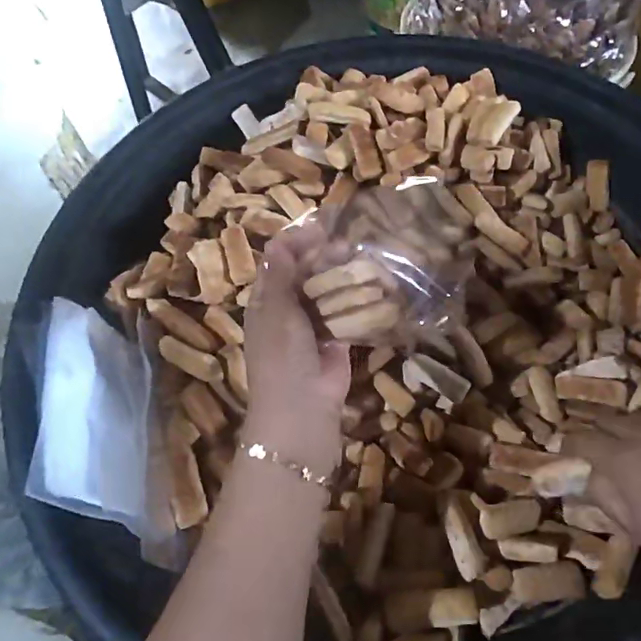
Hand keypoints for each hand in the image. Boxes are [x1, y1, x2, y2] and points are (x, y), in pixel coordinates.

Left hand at [241, 227, 350, 475]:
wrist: (302, 411)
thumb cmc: (281, 356)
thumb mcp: (276, 310)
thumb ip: (281, 275)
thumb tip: (282, 240)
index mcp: (265, 301)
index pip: (278, 262)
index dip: (297, 243)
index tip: (321, 230)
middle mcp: (288, 311)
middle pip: (306, 274)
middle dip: (324, 257)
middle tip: (348, 245)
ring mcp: (313, 328)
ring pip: (328, 293)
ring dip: (343, 277)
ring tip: (364, 259)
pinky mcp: (337, 343)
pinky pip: (347, 315)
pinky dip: (358, 301)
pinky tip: (375, 284)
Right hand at [568, 415, 640, 596]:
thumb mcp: (635, 529)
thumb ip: (602, 494)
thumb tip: (579, 475)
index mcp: (624, 461)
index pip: (578, 439)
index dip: (566, 447)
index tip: (564, 458)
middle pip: (603, 420)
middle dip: (590, 433)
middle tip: (587, 452)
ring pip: (632, 418)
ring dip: (618, 430)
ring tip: (620, 452)